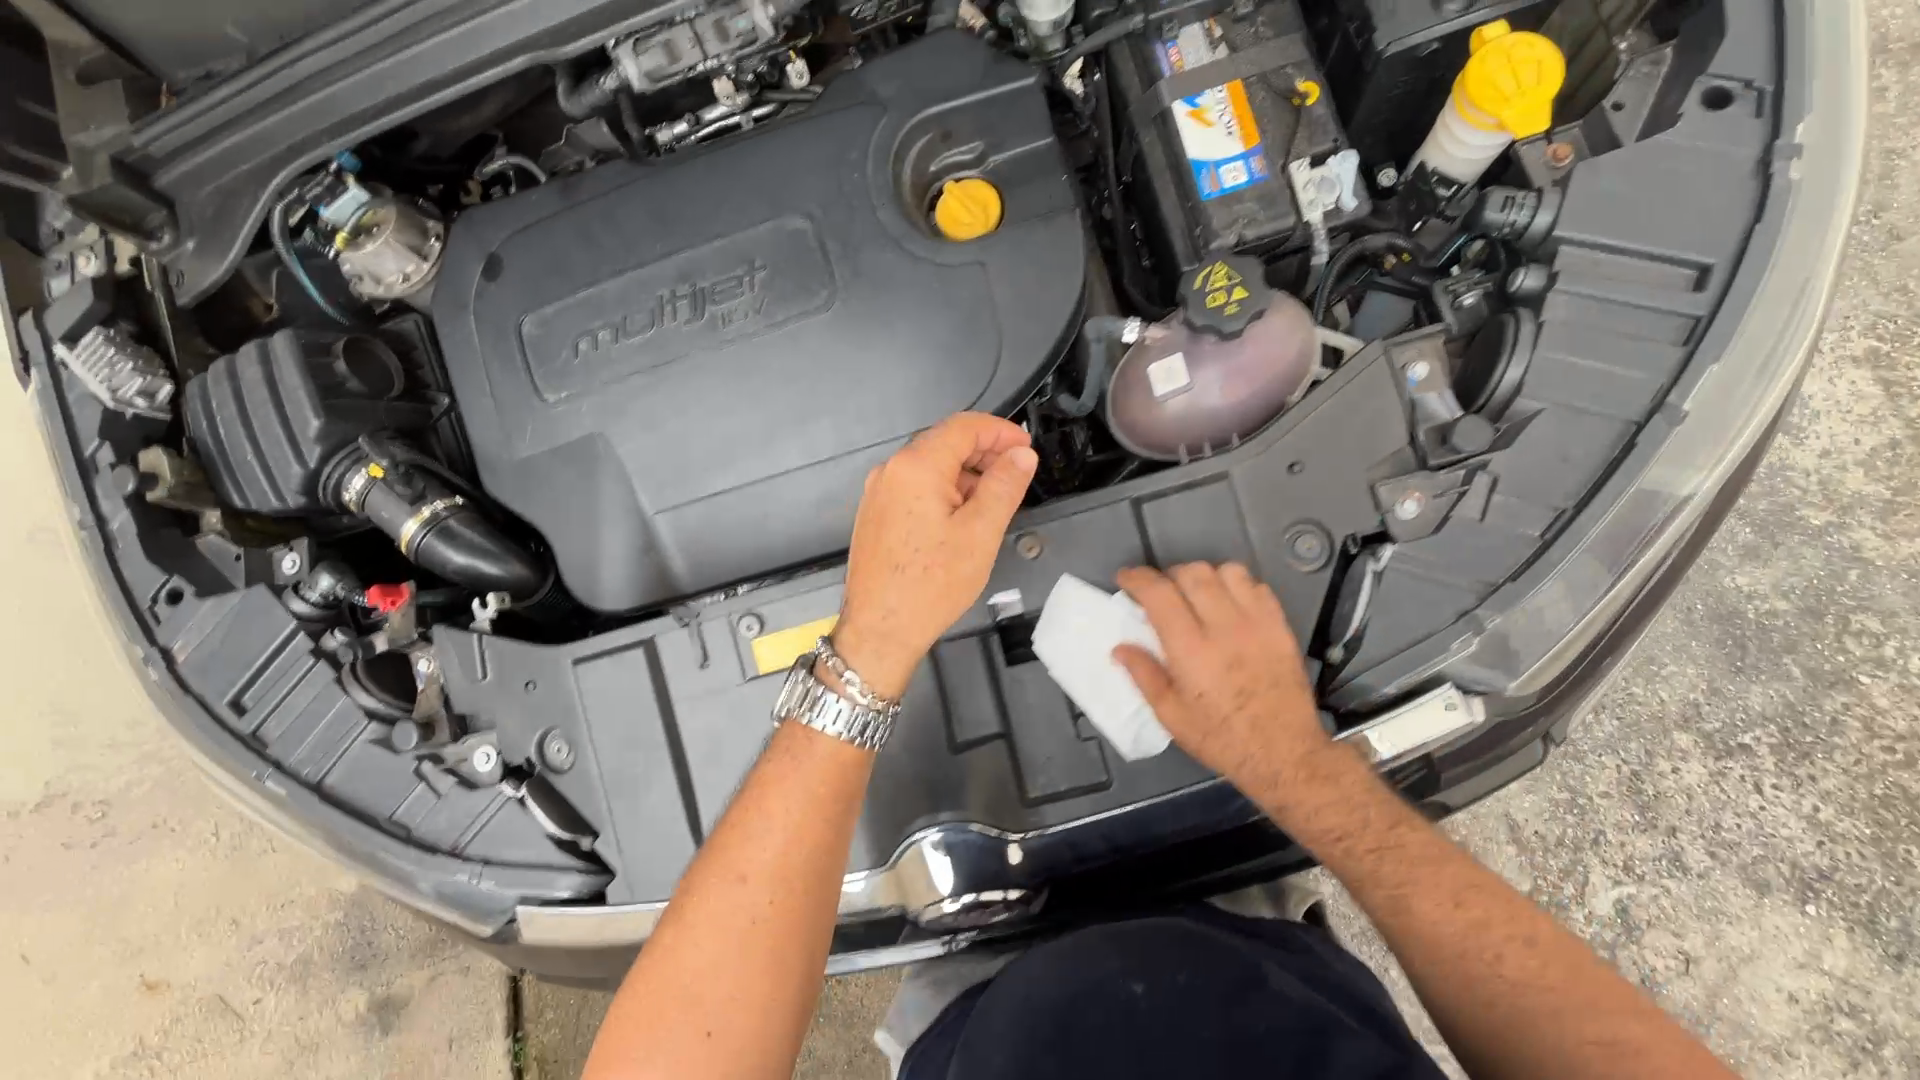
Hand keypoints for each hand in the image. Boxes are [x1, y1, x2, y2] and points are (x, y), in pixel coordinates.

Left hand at [834, 413, 1037, 698]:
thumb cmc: (929, 586)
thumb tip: (1020, 456)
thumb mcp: (981, 533)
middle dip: (984, 452)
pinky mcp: (876, 515)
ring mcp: (879, 493)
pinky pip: (915, 488)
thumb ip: (1004, 486)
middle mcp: (891, 471)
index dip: (1001, 432)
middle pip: (944, 442)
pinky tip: (962, 518)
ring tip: (994, 501)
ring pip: (930, 466)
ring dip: (965, 474)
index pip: (964, 427)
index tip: (1025, 448)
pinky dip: (944, 491)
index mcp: (916, 467)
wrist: (880, 630)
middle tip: (1016, 474)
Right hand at [1113, 563, 1333, 800]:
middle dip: (1168, 575)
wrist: (1285, 754)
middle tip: (1160, 593)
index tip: (1126, 579)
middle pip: (1192, 573)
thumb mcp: (1171, 716)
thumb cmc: (1222, 739)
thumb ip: (1144, 675)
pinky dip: (1237, 586)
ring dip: (1205, 576)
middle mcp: (1224, 627)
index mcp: (1191, 649)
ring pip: (1227, 571)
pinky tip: (1230, 606)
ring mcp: (1257, 623)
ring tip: (1196, 595)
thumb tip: (1120, 648)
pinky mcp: (1280, 627)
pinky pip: (1257, 587)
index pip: (1159, 593)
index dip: (1137, 578)